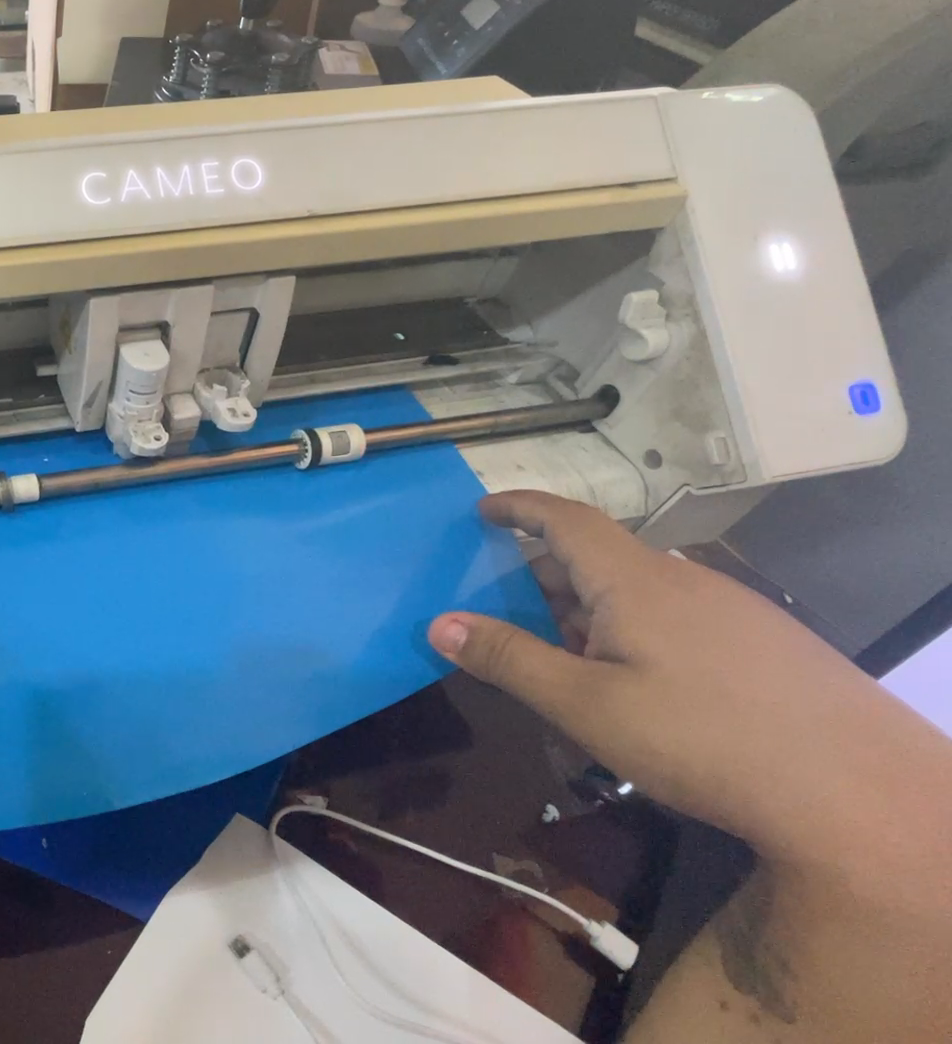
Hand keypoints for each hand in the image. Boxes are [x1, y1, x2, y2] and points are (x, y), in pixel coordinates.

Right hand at [424, 490, 944, 871]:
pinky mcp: (761, 646)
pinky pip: (670, 618)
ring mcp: (730, 613)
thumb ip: (509, 659)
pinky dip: (624, 630)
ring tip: (554, 655)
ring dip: (582, 609)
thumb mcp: (585, 705)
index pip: (568, 520)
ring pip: (634, 593)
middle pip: (596, 558)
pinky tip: (625, 683)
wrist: (869, 799)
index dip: (520, 508)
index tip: (482, 509)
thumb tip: (438, 623)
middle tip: (497, 610)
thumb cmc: (705, 739)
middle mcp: (683, 582)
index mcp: (635, 582)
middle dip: (539, 576)